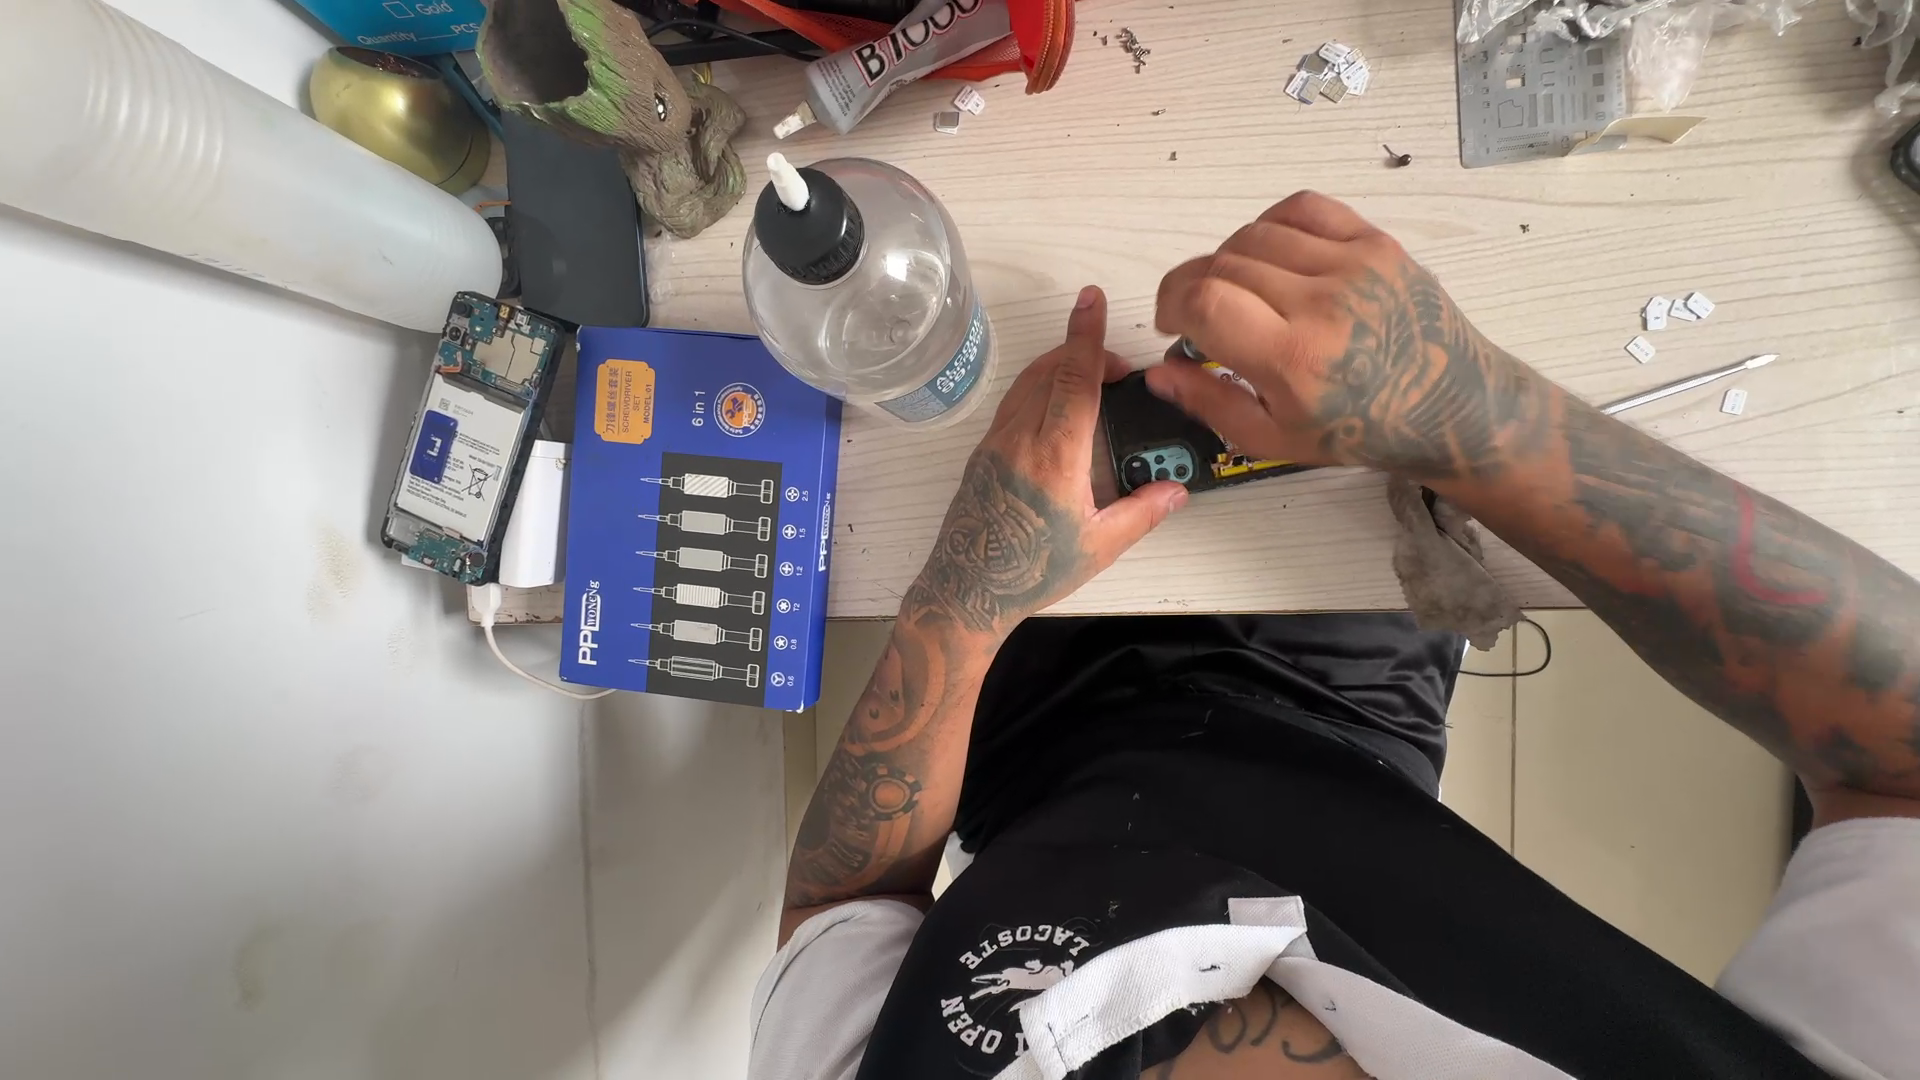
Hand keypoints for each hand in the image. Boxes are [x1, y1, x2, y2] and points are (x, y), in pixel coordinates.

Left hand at [907, 286, 1187, 640]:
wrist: (966, 589)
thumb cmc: (1031, 572)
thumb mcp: (1098, 547)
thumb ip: (1142, 513)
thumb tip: (1177, 491)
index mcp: (1054, 455)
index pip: (1074, 378)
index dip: (1087, 335)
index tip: (1092, 299)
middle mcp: (1019, 438)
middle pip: (1050, 370)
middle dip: (1084, 353)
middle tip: (1119, 372)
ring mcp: (995, 443)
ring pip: (1027, 383)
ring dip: (1060, 368)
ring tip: (1092, 386)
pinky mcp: (982, 453)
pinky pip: (1013, 403)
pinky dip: (1039, 389)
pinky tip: (1057, 413)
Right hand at [1147, 191, 1549, 479]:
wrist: (1448, 405)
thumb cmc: (1353, 430)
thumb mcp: (1268, 438)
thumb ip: (1207, 402)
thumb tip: (1157, 372)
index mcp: (1292, 358)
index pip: (1206, 301)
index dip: (1171, 304)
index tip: (1170, 326)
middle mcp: (1320, 302)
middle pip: (1221, 264)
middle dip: (1189, 287)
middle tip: (1194, 316)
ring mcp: (1352, 264)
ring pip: (1253, 235)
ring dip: (1224, 260)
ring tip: (1233, 292)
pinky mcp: (1375, 242)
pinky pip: (1302, 209)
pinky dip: (1267, 227)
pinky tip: (1267, 258)